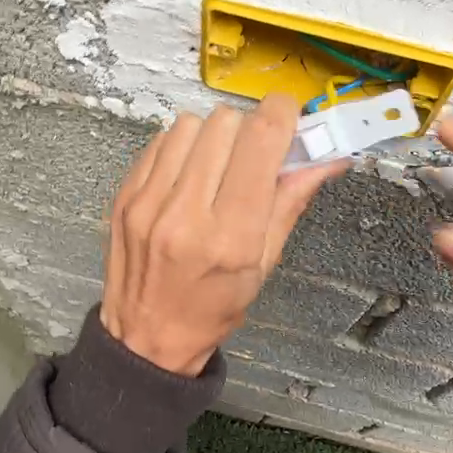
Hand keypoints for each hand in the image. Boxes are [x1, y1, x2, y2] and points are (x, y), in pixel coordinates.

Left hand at [102, 95, 346, 375]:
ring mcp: (147, 202)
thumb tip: (328, 157)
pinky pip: (160, 140)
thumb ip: (291, 201)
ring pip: (190, 123)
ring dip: (213, 135)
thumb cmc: (213, 308)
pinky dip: (182, 147)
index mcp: (230, 237)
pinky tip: (189, 174)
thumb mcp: (264, 264)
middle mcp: (185, 213)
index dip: (283, 114)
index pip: (260, 142)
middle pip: (226, 123)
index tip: (290, 116)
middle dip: (249, 130)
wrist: (146, 337)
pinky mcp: (124, 194)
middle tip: (254, 156)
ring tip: (218, 166)